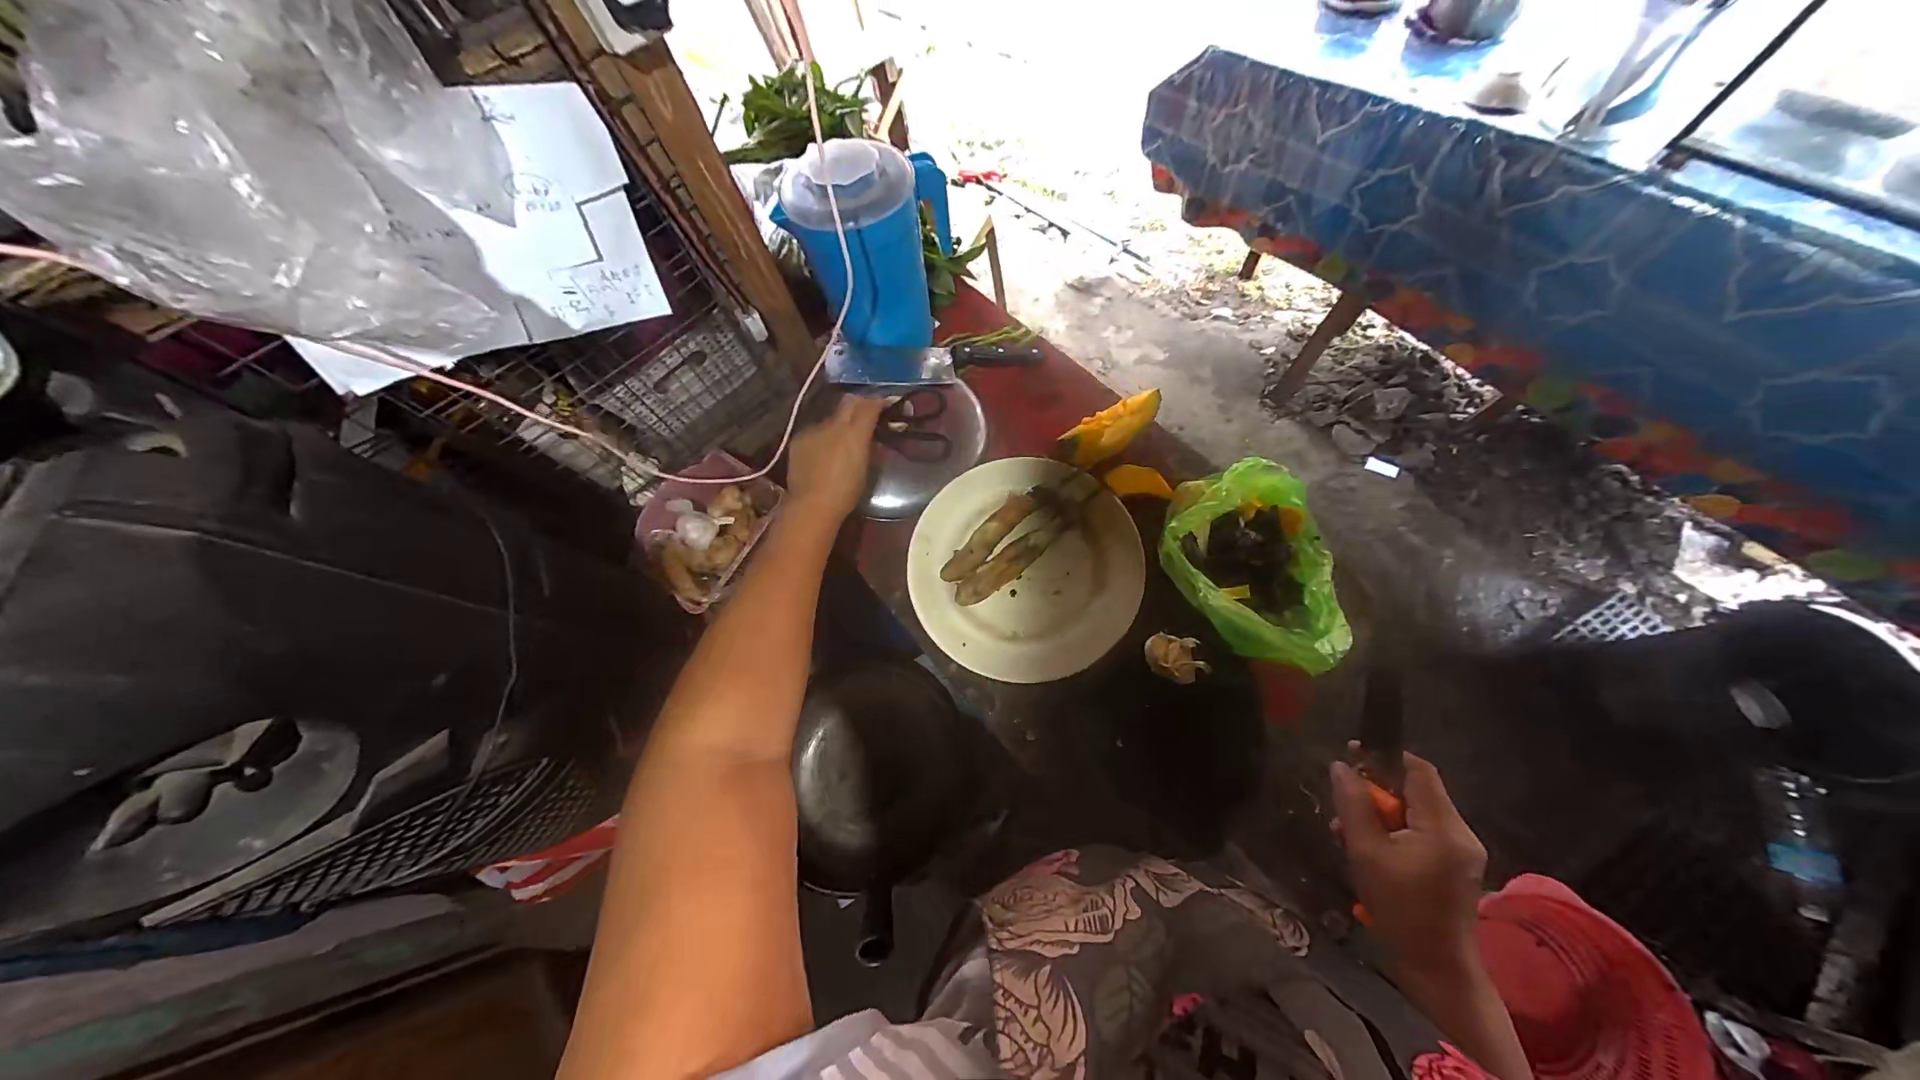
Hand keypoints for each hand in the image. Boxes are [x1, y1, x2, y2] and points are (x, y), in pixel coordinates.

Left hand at [785, 393, 887, 522]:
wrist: (811, 504)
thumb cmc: (846, 492)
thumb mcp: (865, 469)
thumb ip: (870, 448)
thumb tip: (874, 439)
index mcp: (855, 433)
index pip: (870, 405)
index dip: (879, 402)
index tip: (885, 405)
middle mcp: (834, 425)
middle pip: (849, 402)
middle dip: (860, 404)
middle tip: (867, 413)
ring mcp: (814, 430)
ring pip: (831, 418)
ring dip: (839, 424)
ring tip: (841, 440)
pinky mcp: (799, 439)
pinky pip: (815, 432)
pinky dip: (822, 437)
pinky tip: (822, 452)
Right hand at [1331, 749, 1486, 979]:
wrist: (1437, 968)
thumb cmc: (1400, 907)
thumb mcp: (1366, 852)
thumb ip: (1353, 805)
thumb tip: (1341, 766)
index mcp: (1444, 827)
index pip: (1419, 770)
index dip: (1386, 756)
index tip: (1352, 752)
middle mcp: (1460, 833)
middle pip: (1415, 792)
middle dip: (1375, 793)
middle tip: (1341, 804)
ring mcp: (1461, 852)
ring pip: (1415, 814)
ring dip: (1380, 816)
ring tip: (1346, 833)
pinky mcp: (1455, 867)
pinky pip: (1421, 834)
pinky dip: (1393, 833)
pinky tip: (1367, 849)